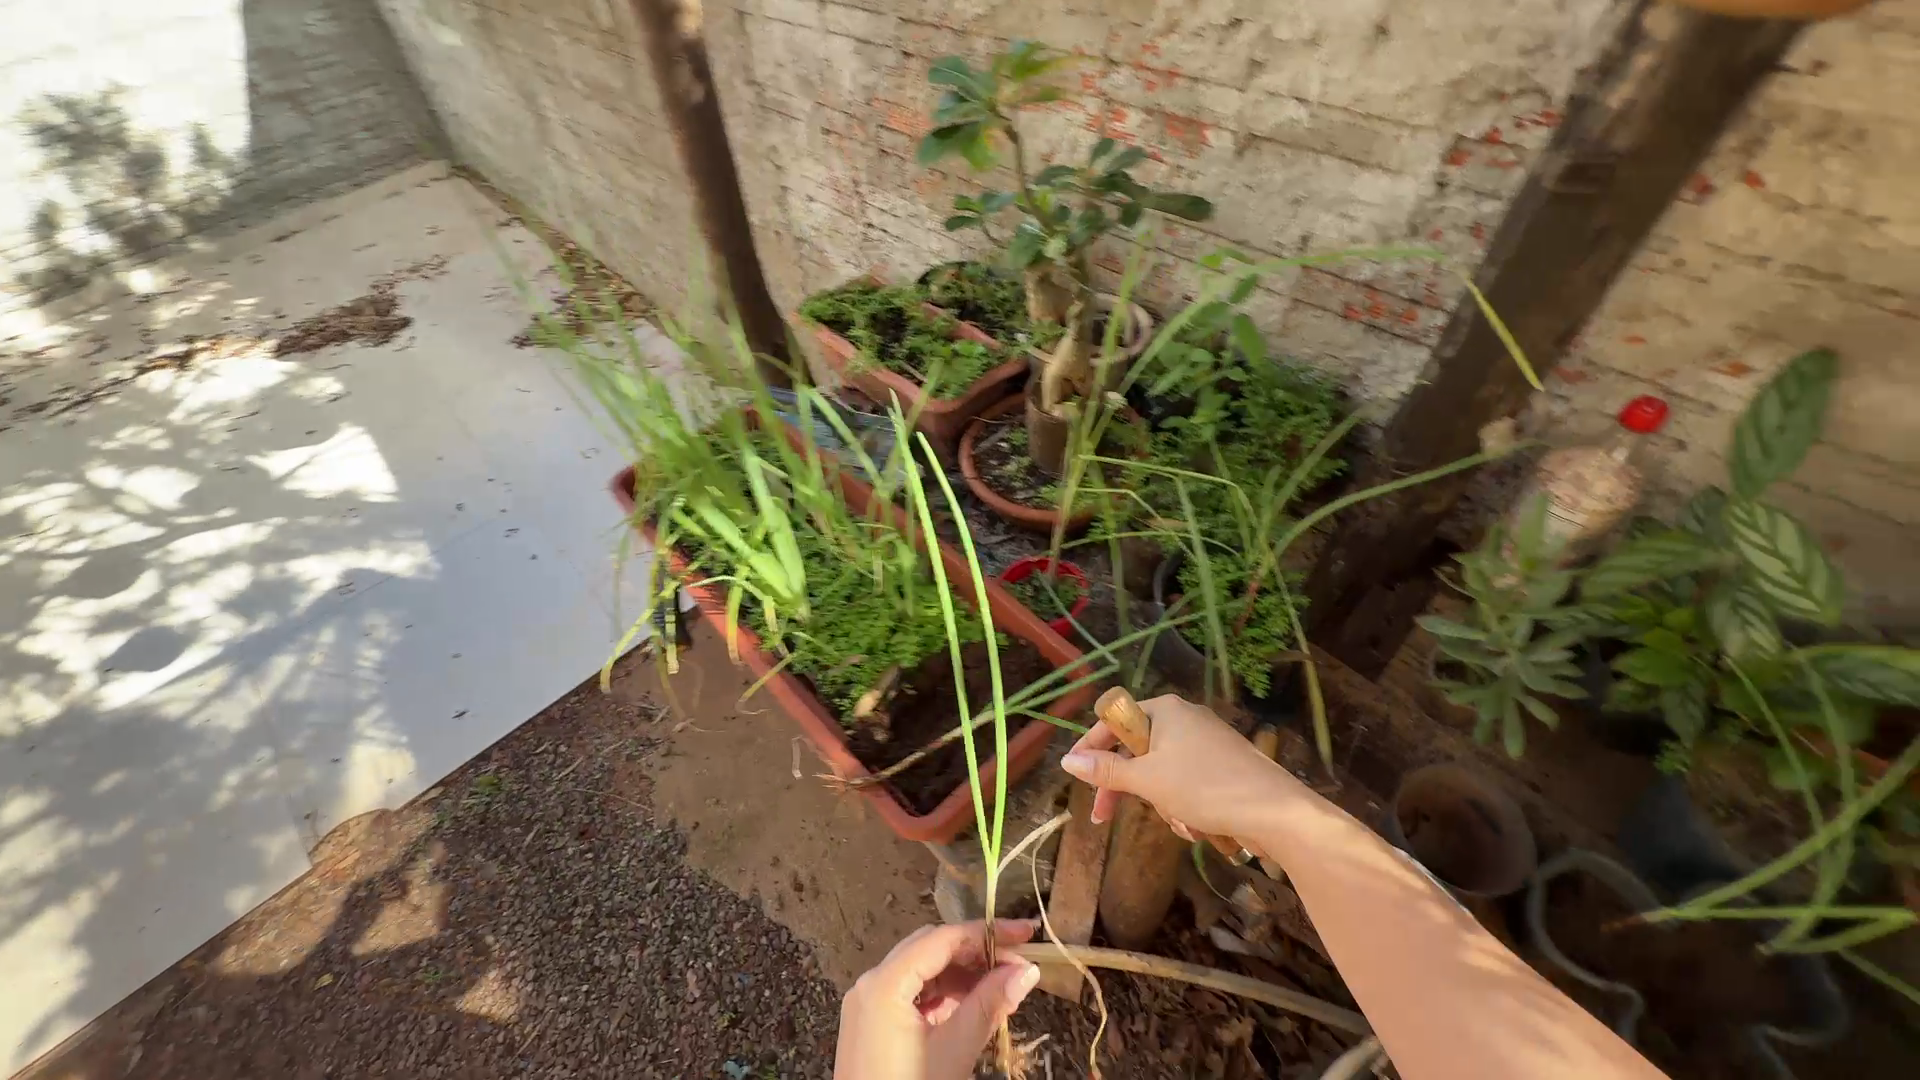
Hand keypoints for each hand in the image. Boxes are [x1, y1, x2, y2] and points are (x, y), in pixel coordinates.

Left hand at [833, 919, 1041, 1079]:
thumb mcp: (955, 1050)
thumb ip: (991, 1003)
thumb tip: (1029, 970)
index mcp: (884, 982)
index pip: (943, 938)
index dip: (987, 933)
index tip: (1025, 933)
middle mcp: (870, 982)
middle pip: (931, 948)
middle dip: (975, 952)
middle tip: (1016, 962)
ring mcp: (867, 1004)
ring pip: (922, 971)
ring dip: (962, 975)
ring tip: (1001, 987)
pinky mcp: (871, 1025)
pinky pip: (912, 995)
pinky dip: (943, 996)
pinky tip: (972, 1006)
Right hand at [1060, 693, 1298, 844]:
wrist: (1277, 812)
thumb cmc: (1205, 787)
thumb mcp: (1147, 780)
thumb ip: (1106, 770)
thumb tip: (1068, 760)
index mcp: (1164, 710)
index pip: (1113, 722)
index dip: (1091, 749)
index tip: (1077, 777)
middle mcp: (1185, 718)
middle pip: (1137, 750)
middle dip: (1127, 786)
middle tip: (1104, 816)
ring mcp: (1207, 741)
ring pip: (1162, 772)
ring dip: (1161, 802)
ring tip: (1179, 822)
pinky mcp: (1224, 765)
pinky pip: (1187, 781)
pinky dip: (1185, 804)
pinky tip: (1197, 826)